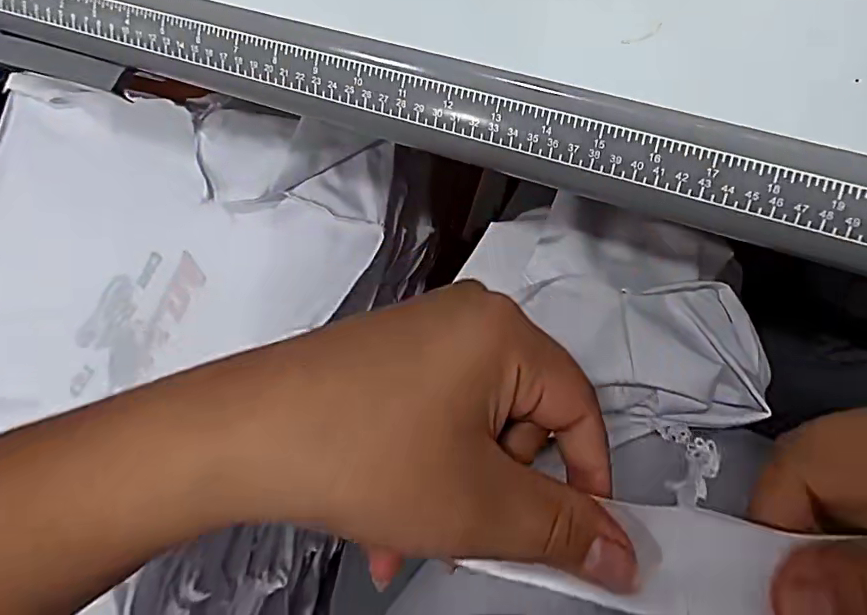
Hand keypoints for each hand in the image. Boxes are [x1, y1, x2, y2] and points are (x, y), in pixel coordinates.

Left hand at [188, 281, 639, 592]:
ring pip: (479, 423)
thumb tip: (615, 548)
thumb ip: (561, 529)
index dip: (586, 480)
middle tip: (474, 529)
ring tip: (420, 534)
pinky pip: (442, 412)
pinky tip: (394, 522)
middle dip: (505, 487)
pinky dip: (432, 466)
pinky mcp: (400, 351)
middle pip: (527, 417)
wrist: (251, 432)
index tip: (579, 534)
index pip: (579, 407)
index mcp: (503, 332)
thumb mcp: (479, 505)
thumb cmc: (355, 447)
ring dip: (463, 488)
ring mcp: (431, 331)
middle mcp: (470, 318)